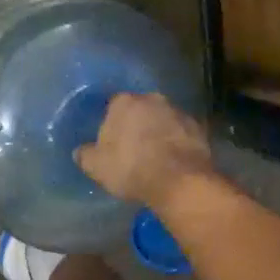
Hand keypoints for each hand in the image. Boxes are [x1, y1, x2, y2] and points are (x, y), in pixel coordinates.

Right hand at [74, 94, 216, 208]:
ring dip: (159, 132)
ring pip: (163, 119)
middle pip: (140, 110)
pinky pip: (182, 133)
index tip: (112, 143)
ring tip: (156, 158)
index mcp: (124, 102)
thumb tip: (80, 151)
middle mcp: (152, 99)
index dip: (112, 125)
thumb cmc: (131, 168)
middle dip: (137, 125)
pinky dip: (178, 143)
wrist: (179, 180)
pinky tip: (175, 162)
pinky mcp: (198, 128)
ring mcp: (178, 111)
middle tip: (134, 149)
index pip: (113, 107)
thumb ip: (85, 155)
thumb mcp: (97, 167)